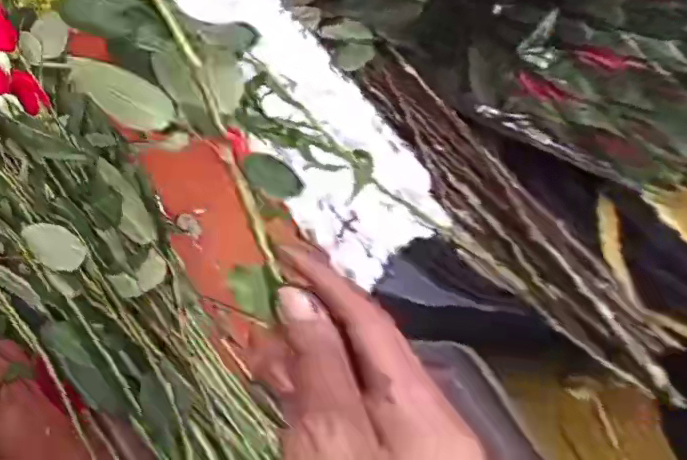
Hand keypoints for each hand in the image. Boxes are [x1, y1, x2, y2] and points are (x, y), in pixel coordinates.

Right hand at [250, 246, 484, 459]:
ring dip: (305, 357)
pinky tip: (286, 396)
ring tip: (263, 365)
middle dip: (306, 322)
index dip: (325, 277)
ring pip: (353, 376)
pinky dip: (314, 391)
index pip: (370, 320)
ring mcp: (414, 446)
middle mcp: (429, 421)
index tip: (281, 246)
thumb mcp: (331, 438)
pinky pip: (352, 407)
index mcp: (424, 410)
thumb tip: (299, 295)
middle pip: (363, 347)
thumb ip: (318, 363)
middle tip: (258, 322)